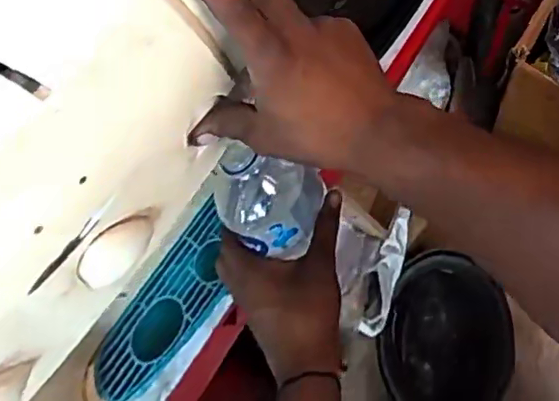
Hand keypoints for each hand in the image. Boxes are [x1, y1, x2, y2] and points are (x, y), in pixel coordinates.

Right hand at [175, 0, 400, 172]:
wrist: (381, 129)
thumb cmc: (318, 135)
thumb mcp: (268, 136)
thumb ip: (230, 123)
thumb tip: (197, 128)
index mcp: (270, 53)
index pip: (233, 7)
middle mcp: (296, 29)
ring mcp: (324, 24)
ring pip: (289, 7)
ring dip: (274, 13)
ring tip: (275, 47)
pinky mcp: (345, 27)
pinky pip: (314, 24)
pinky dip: (304, 36)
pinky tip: (311, 62)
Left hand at [215, 188, 344, 385]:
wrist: (308, 366)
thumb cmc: (309, 312)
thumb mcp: (320, 265)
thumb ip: (324, 228)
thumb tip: (333, 192)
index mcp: (244, 268)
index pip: (225, 232)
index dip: (232, 212)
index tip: (247, 195)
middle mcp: (237, 283)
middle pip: (225, 250)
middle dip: (236, 230)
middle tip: (256, 213)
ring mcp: (242, 300)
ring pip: (232, 268)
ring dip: (242, 250)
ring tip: (264, 230)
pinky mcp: (251, 312)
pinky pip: (241, 281)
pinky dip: (248, 266)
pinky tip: (271, 258)